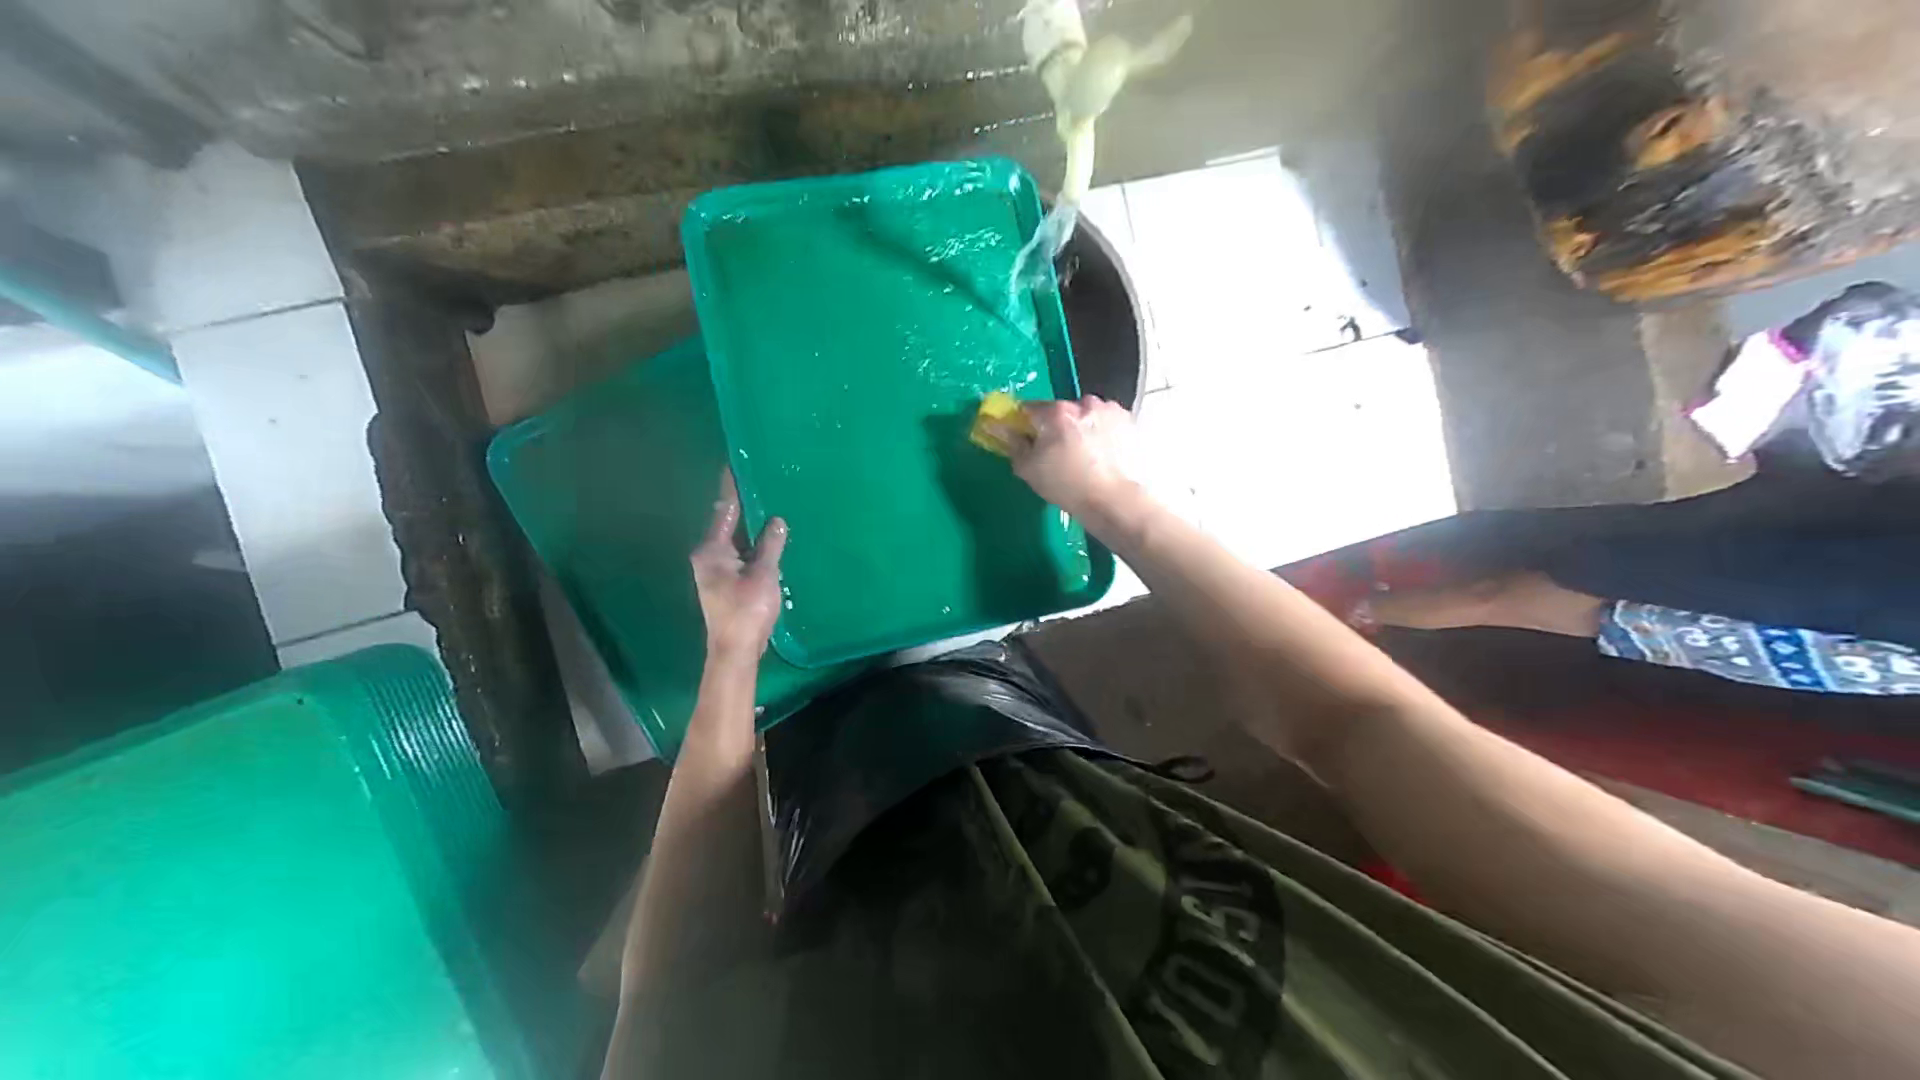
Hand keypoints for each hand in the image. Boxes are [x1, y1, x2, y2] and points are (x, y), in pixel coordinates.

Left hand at [690, 470, 787, 663]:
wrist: (736, 650)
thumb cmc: (747, 610)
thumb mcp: (764, 574)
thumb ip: (770, 544)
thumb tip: (776, 520)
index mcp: (712, 550)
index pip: (724, 510)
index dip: (732, 488)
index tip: (736, 465)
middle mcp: (709, 557)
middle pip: (727, 524)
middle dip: (744, 506)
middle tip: (760, 482)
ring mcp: (716, 572)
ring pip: (735, 541)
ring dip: (750, 527)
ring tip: (768, 505)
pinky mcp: (727, 584)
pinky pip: (741, 555)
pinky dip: (753, 545)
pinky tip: (769, 540)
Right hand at [1005, 395, 1139, 522]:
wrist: (1115, 501)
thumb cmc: (1067, 486)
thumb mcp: (1028, 470)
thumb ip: (1013, 444)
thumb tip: (1005, 430)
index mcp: (1055, 412)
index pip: (1029, 408)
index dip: (1024, 424)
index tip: (1027, 441)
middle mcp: (1083, 403)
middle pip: (1060, 411)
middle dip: (1056, 427)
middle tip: (1058, 454)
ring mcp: (1109, 410)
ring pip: (1085, 415)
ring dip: (1081, 428)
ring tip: (1085, 457)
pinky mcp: (1129, 421)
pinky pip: (1106, 422)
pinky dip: (1102, 433)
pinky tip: (1103, 455)